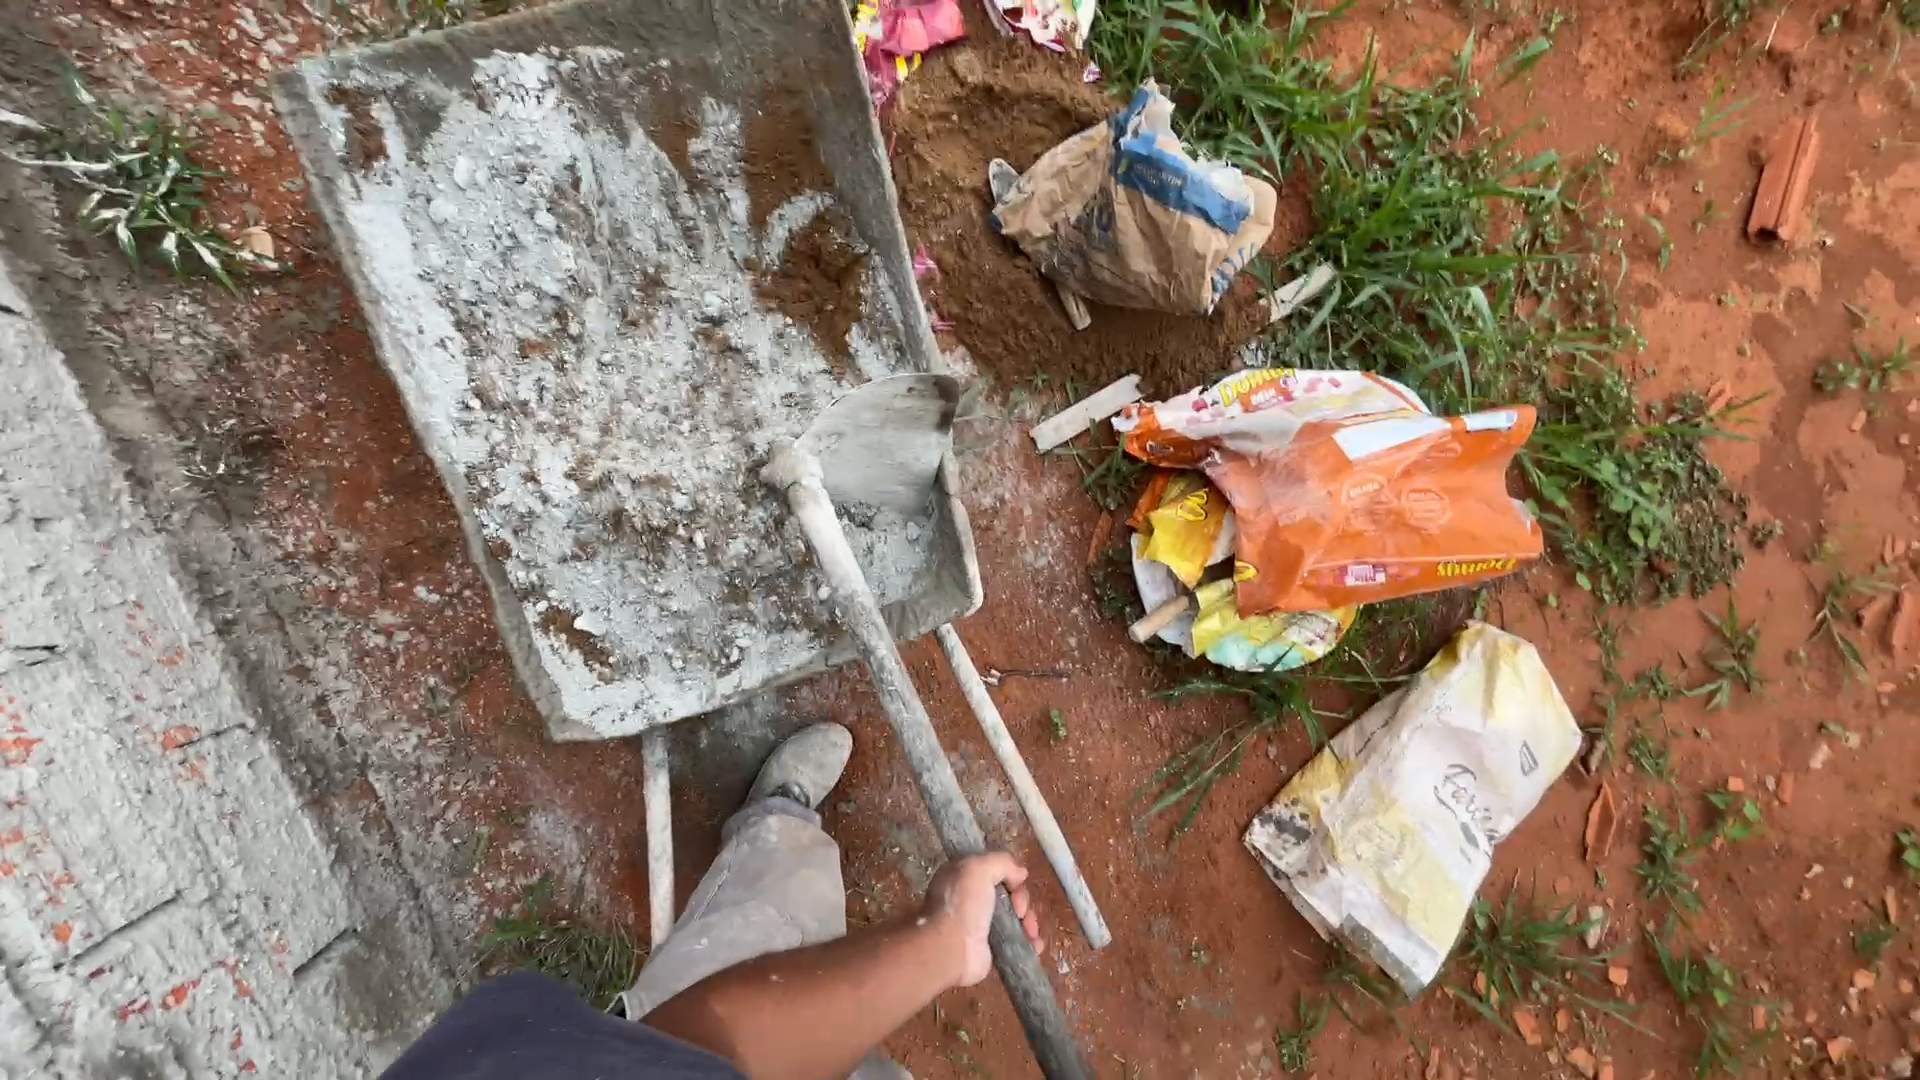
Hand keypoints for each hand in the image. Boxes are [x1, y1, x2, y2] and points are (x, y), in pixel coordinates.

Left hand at [921, 853, 1043, 987]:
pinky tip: (1035, 945)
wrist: (951, 949)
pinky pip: (1015, 940)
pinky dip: (1028, 942)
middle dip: (1021, 900)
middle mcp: (971, 898)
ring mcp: (980, 924)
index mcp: (963, 876)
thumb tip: (1021, 872)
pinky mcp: (990, 948)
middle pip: (1007, 892)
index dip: (1009, 874)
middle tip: (1021, 911)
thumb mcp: (978, 868)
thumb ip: (1002, 862)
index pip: (994, 869)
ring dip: (1028, 922)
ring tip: (1032, 932)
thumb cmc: (962, 903)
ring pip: (1014, 917)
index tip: (1017, 883)